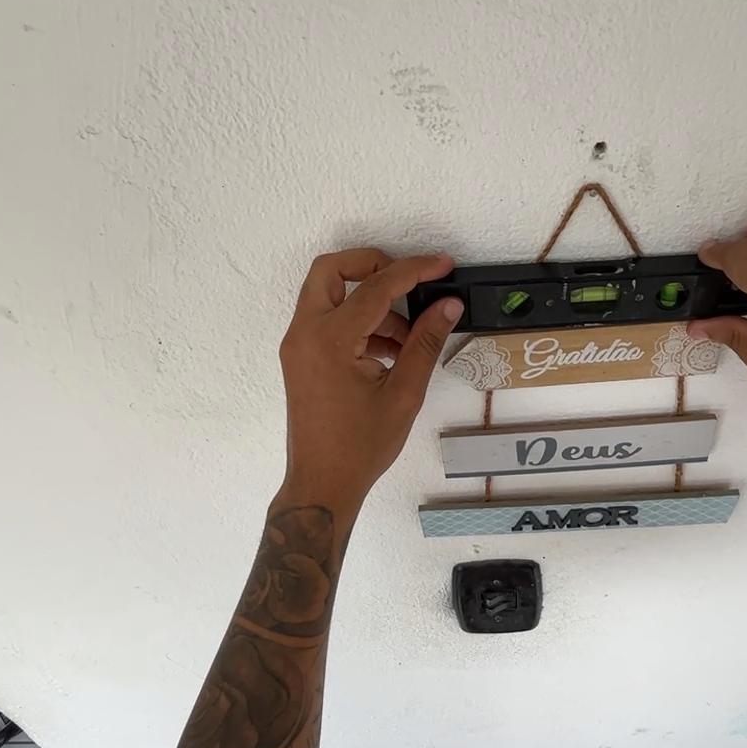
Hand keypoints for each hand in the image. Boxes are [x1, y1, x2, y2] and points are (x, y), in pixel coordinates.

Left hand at [277, 249, 462, 514]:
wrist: (323, 482)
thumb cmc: (358, 447)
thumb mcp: (404, 393)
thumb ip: (426, 342)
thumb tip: (447, 306)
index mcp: (329, 340)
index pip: (376, 286)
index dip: (414, 271)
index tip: (442, 266)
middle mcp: (305, 334)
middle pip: (332, 270)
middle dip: (373, 265)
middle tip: (409, 279)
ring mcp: (298, 345)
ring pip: (328, 293)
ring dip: (369, 299)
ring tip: (410, 333)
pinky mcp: (302, 357)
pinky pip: (328, 319)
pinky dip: (358, 320)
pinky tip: (392, 349)